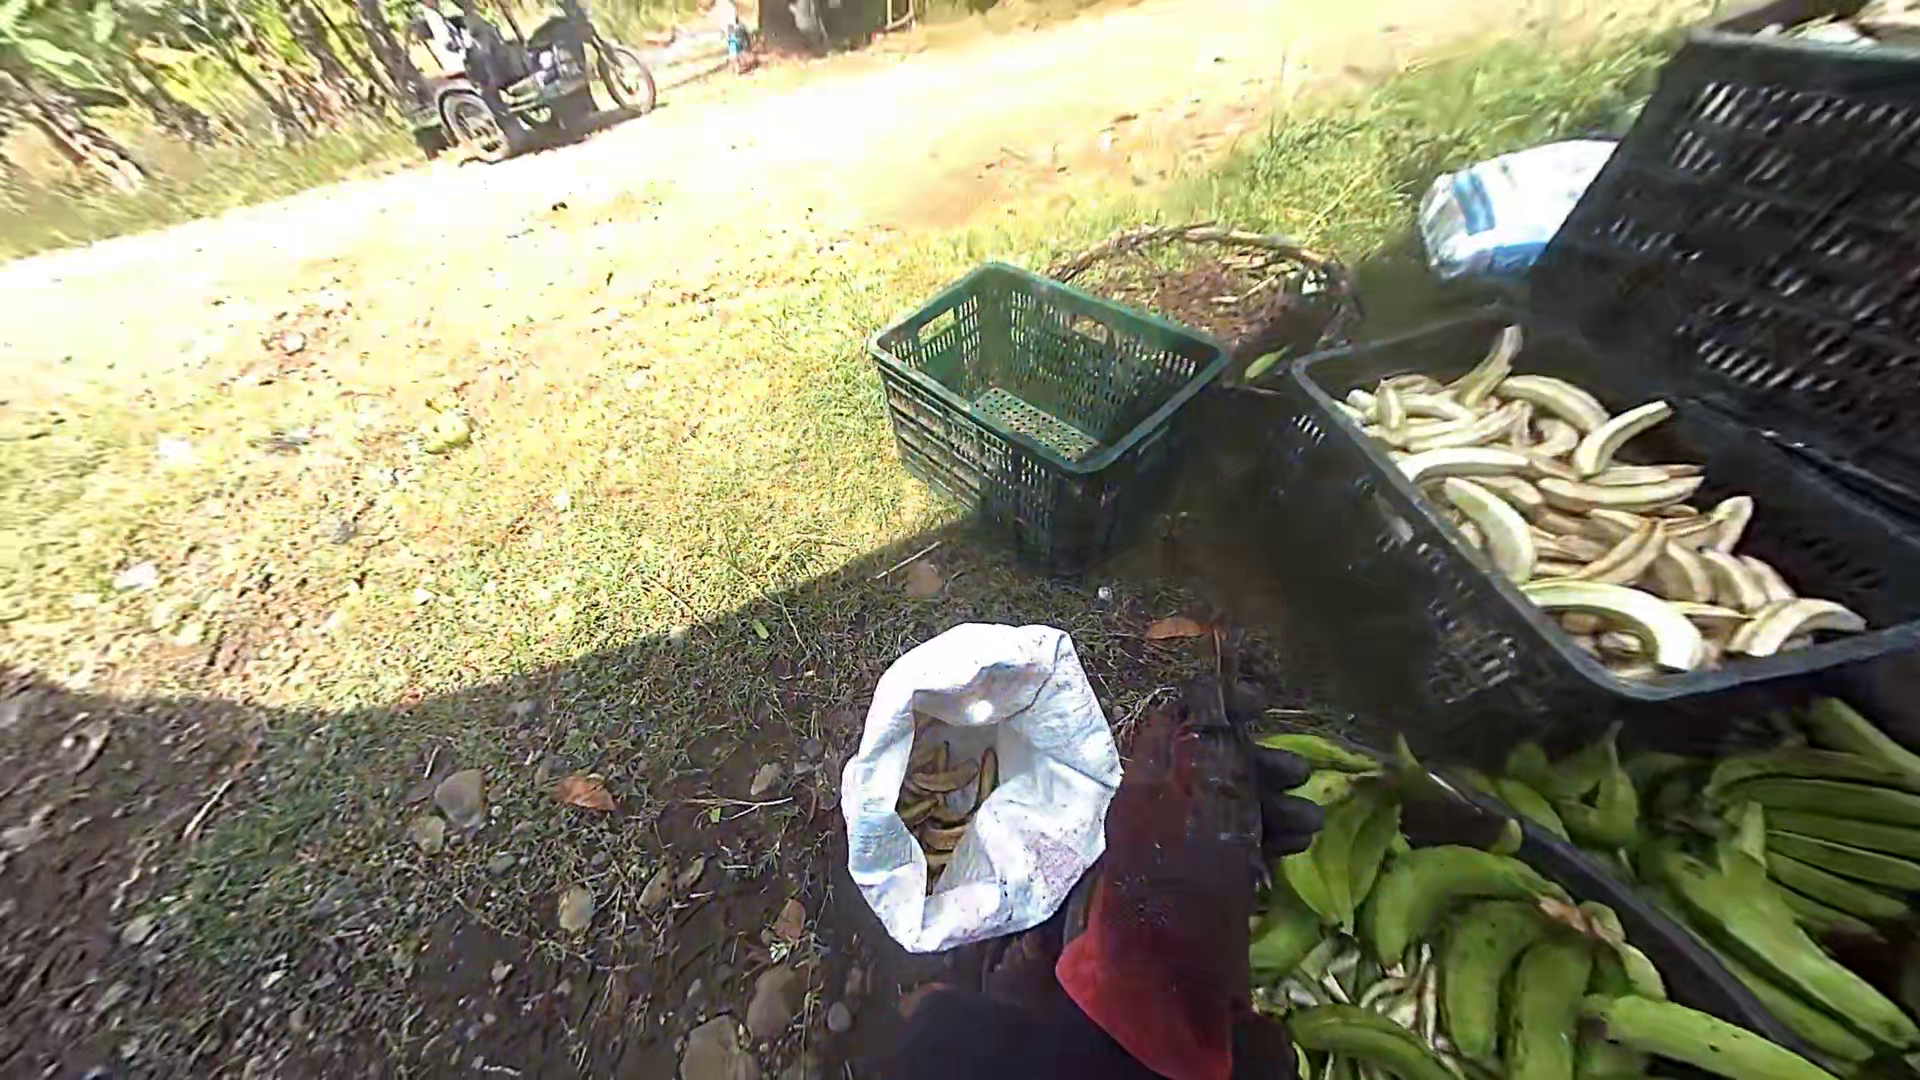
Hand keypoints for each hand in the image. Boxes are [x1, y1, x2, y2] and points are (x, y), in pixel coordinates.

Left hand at [1054, 683, 1320, 1079]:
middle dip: (1256, 760)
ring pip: (1229, 801)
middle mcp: (1159, 800)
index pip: (1180, 720)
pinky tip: (1297, 841)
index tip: (1260, 700)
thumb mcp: (1202, 803)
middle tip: (1296, 770)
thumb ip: (1209, 746)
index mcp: (1147, 776)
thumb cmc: (1183, 879)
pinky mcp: (1201, 873)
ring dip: (1271, 801)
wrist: (1165, 978)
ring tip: (1308, 816)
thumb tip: (1207, 685)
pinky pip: (1234, 838)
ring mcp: (1180, 838)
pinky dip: (1265, 834)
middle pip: (1211, 761)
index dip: (1218, 705)